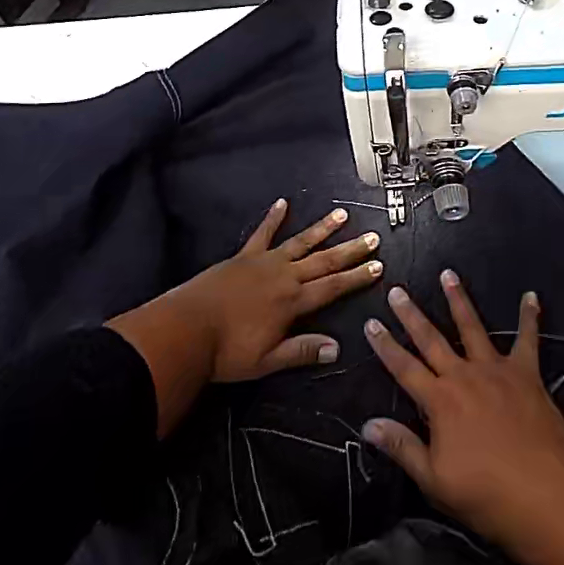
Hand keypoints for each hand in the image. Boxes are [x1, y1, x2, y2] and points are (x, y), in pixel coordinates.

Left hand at [110, 200, 382, 434]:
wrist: (186, 329)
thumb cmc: (227, 351)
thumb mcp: (267, 360)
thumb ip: (303, 350)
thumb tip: (337, 348)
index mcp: (293, 301)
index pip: (333, 286)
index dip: (357, 277)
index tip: (377, 266)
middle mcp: (284, 276)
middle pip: (324, 260)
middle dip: (350, 250)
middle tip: (372, 237)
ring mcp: (264, 262)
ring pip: (301, 242)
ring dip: (322, 229)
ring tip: (342, 214)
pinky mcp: (244, 257)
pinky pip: (262, 233)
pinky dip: (273, 218)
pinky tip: (281, 204)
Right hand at [360, 272, 563, 547]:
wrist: (545, 495)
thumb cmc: (486, 494)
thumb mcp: (434, 480)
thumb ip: (402, 447)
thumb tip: (368, 424)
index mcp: (440, 401)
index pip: (403, 368)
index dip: (385, 346)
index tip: (371, 323)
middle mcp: (464, 376)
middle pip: (432, 339)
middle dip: (412, 314)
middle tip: (398, 290)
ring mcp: (497, 370)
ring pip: (472, 327)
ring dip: (459, 300)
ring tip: (448, 274)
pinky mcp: (527, 373)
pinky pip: (528, 339)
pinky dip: (529, 317)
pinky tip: (531, 297)